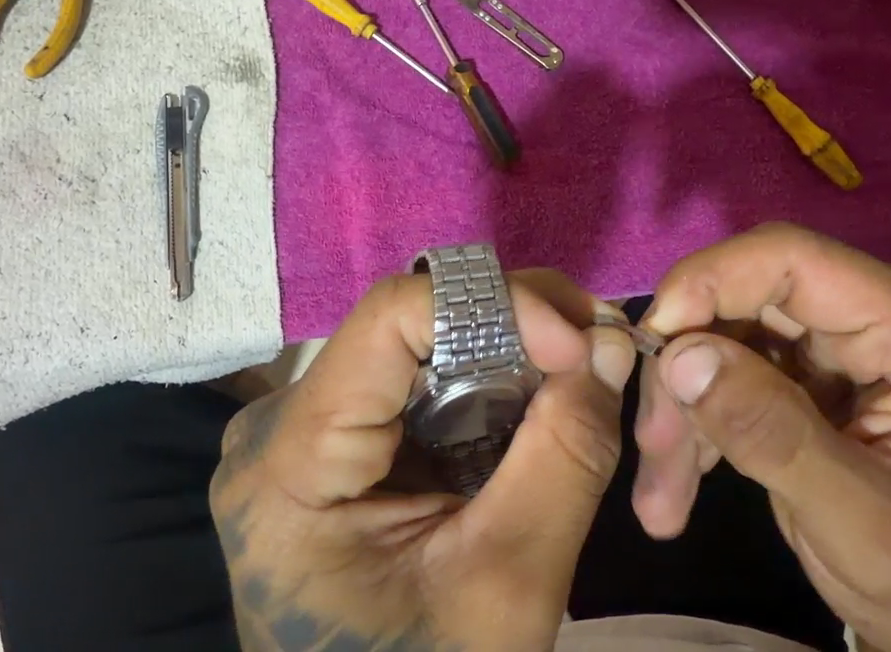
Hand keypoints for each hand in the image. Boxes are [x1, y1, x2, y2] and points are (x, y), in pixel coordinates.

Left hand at [210, 268, 636, 650]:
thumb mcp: (506, 586)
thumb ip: (564, 458)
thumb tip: (610, 344)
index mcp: (289, 463)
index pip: (389, 318)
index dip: (494, 305)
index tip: (581, 344)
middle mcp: (281, 425)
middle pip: (409, 329)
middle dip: (518, 331)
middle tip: (602, 355)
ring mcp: (304, 431)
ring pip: (422, 350)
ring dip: (510, 360)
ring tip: (578, 386)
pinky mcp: (333, 444)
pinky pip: (417, 384)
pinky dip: (486, 390)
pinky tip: (531, 417)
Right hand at [632, 224, 890, 651]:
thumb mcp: (864, 529)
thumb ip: (776, 438)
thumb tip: (680, 355)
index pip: (794, 259)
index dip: (709, 281)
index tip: (650, 344)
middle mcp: (886, 314)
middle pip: (748, 294)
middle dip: (689, 363)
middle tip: (652, 446)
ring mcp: (850, 337)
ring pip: (728, 328)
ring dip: (685, 399)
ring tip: (663, 491)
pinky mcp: (819, 366)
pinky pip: (734, 361)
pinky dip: (699, 414)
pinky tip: (681, 478)